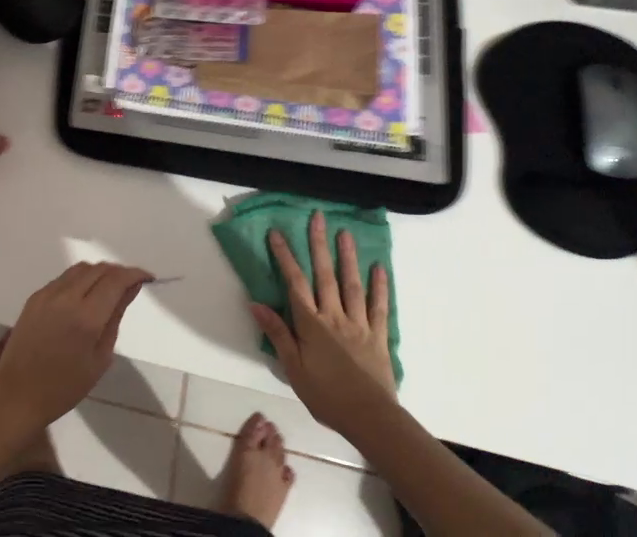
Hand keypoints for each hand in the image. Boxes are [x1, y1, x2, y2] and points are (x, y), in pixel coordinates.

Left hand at [0, 262, 153, 427]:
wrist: (18, 393)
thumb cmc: (65, 386)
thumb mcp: (100, 358)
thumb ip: (115, 318)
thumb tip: (129, 290)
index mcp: (86, 316)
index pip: (116, 280)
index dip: (135, 274)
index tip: (147, 278)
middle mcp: (66, 297)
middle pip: (98, 269)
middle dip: (119, 271)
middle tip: (131, 285)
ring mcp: (47, 294)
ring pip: (80, 269)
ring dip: (99, 273)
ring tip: (110, 288)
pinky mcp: (35, 297)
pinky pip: (63, 279)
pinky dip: (80, 280)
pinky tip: (84, 296)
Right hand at [250, 212, 395, 434]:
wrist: (370, 418)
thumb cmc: (326, 395)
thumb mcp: (293, 368)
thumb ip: (277, 333)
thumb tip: (256, 303)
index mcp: (311, 324)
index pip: (295, 283)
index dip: (285, 256)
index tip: (277, 233)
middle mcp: (334, 316)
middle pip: (324, 275)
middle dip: (319, 245)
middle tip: (318, 218)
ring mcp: (359, 324)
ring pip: (352, 284)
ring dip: (347, 257)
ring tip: (345, 233)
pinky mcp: (379, 336)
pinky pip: (379, 307)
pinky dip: (379, 286)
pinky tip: (379, 267)